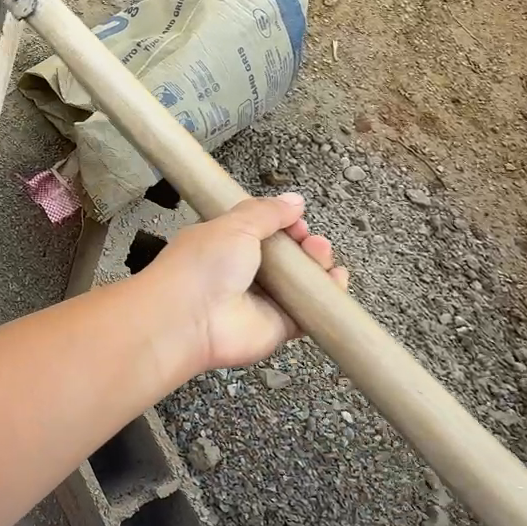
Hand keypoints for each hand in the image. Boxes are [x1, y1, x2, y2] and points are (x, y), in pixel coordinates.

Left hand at [140, 193, 347, 371]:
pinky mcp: (278, 324)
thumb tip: (293, 201)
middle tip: (311, 240)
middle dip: (304, 243)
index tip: (295, 218)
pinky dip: (326, 297)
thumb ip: (264, 213)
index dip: (281, 222)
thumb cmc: (201, 266)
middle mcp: (241, 269)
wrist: (190, 318)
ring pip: (300, 280)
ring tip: (321, 254)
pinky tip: (336, 280)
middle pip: (284, 254)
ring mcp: (260, 298)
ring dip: (317, 265)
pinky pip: (309, 310)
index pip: (259, 228)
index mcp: (223, 241)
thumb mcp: (232, 226)